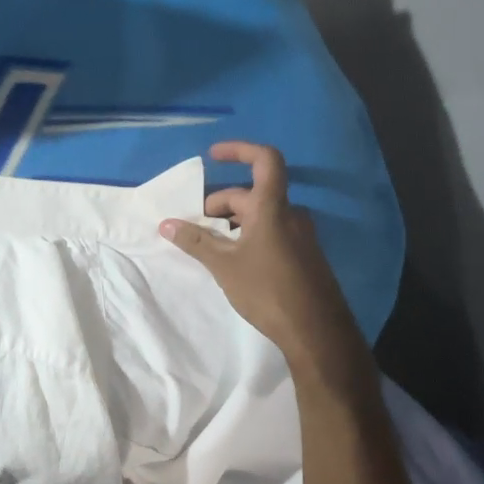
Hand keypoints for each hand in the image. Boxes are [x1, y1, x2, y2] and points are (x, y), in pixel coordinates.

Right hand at [159, 142, 360, 361]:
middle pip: (252, 193)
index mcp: (273, 208)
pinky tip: (235, 260)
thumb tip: (166, 224)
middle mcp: (291, 215)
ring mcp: (301, 236)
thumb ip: (194, 241)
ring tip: (211, 245)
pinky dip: (249, 235)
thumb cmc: (268, 291)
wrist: (318, 333)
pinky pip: (273, 231)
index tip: (213, 156)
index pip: (265, 160)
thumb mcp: (224, 265)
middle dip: (220, 204)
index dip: (239, 150)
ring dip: (233, 221)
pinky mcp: (304, 256)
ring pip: (261, 214)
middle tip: (195, 226)